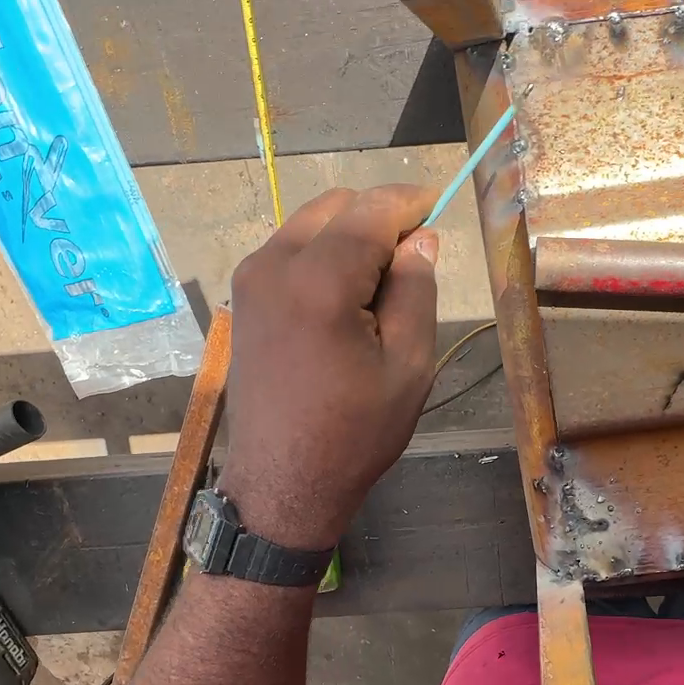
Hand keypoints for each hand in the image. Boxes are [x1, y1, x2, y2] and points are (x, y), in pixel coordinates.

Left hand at [220, 185, 440, 549]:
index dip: (410, 202)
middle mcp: (275, 263)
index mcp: (320, 280)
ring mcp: (251, 279)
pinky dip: (323, 255)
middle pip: (336, 206)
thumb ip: (415, 291)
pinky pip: (290, 250)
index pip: (371, 211)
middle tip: (413, 261)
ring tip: (381, 286)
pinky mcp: (244, 298)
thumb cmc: (355, 434)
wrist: (284, 482)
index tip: (439, 206)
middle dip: (379, 219)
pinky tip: (345, 299)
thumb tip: (421, 240)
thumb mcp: (408, 367)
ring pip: (310, 224)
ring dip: (350, 237)